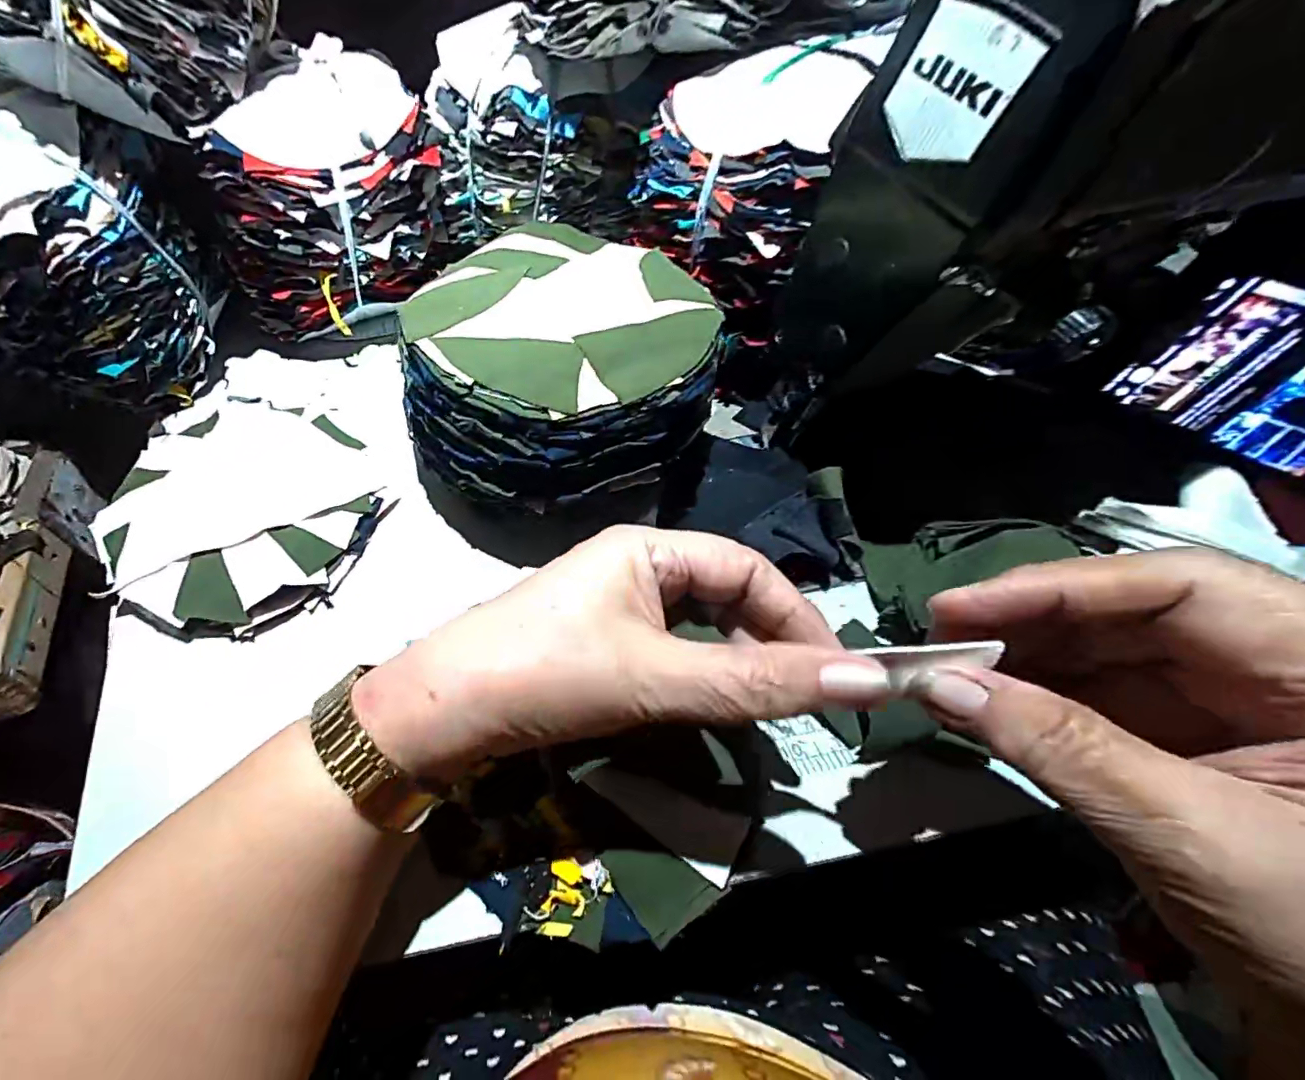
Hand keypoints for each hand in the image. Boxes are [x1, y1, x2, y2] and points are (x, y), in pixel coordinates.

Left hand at [351, 526, 893, 781]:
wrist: (443, 710)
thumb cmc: (548, 675)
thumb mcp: (656, 679)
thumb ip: (753, 684)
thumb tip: (861, 681)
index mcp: (648, 548)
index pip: (748, 569)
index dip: (797, 616)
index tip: (836, 670)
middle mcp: (633, 564)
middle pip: (726, 591)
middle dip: (769, 637)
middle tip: (804, 691)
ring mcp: (613, 602)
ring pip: (698, 622)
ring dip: (736, 657)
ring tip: (766, 699)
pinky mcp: (598, 638)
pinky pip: (669, 645)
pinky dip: (699, 670)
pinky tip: (709, 699)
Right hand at [911, 550, 1304, 1079]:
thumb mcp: (1206, 851)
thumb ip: (1065, 752)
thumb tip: (941, 686)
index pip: (1192, 589)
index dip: (1061, 588)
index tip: (959, 606)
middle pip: (1150, 618)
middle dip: (1035, 626)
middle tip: (940, 639)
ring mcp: (1275, 715)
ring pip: (1127, 660)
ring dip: (1033, 664)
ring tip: (950, 671)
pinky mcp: (1229, 752)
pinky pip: (1125, 708)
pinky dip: (1051, 705)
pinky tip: (994, 703)